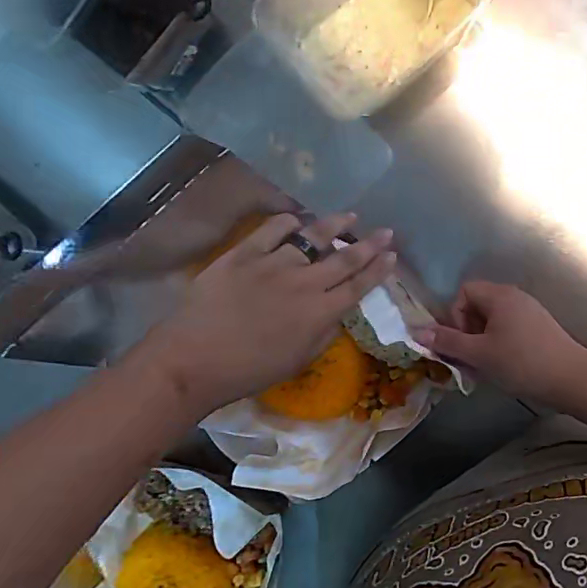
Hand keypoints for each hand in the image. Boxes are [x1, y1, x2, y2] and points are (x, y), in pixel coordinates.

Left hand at [130, 213, 394, 412]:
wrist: (193, 360)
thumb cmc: (249, 370)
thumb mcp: (299, 360)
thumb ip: (325, 333)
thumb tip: (337, 312)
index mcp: (319, 313)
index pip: (358, 286)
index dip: (378, 270)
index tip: (392, 255)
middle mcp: (303, 284)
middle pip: (344, 259)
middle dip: (369, 244)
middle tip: (386, 231)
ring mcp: (273, 265)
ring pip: (312, 238)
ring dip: (334, 226)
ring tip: (350, 216)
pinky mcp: (243, 255)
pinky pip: (271, 230)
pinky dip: (288, 222)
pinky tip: (297, 220)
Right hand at [414, 281, 586, 403]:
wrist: (572, 379)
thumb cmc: (522, 363)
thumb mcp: (480, 354)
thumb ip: (448, 342)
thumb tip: (416, 332)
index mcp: (500, 296)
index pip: (464, 292)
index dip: (454, 316)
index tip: (459, 342)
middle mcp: (516, 298)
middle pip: (478, 306)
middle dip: (466, 332)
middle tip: (468, 360)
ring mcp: (530, 313)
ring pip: (493, 322)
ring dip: (481, 343)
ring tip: (483, 369)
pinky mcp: (540, 330)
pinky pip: (509, 331)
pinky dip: (498, 347)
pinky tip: (502, 369)